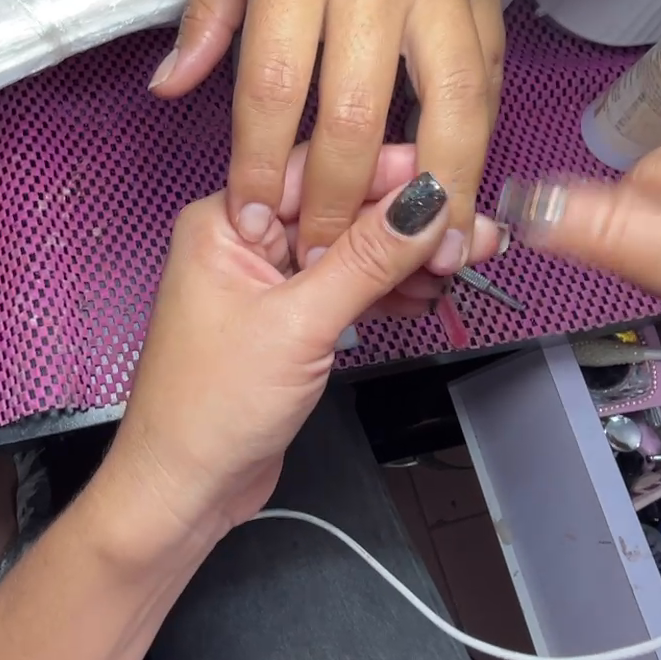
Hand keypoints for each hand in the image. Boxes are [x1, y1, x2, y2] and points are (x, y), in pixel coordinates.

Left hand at [103, 149, 505, 543]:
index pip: (314, 173)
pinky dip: (384, 294)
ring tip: (468, 261)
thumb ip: (366, 261)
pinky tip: (428, 293)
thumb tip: (427, 203)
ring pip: (347, 255)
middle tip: (473, 231)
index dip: (385, 173)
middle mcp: (243, 242)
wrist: (186, 486)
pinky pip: (342, 291)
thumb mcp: (298, 324)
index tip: (450, 178)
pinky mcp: (286, 321)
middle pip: (337, 212)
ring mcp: (266, 283)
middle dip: (405, 223)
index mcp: (225, 221)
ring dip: (404, 261)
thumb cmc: (216, 404)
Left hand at [150, 0, 505, 276]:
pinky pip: (491, 76)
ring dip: (436, 189)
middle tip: (325, 255)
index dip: (261, 167)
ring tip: (428, 249)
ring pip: (450, 107)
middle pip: (357, 116)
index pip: (272, 91)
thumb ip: (208, 12)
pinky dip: (478, 136)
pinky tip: (461, 181)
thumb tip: (171, 85)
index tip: (254, 218)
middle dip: (341, 201)